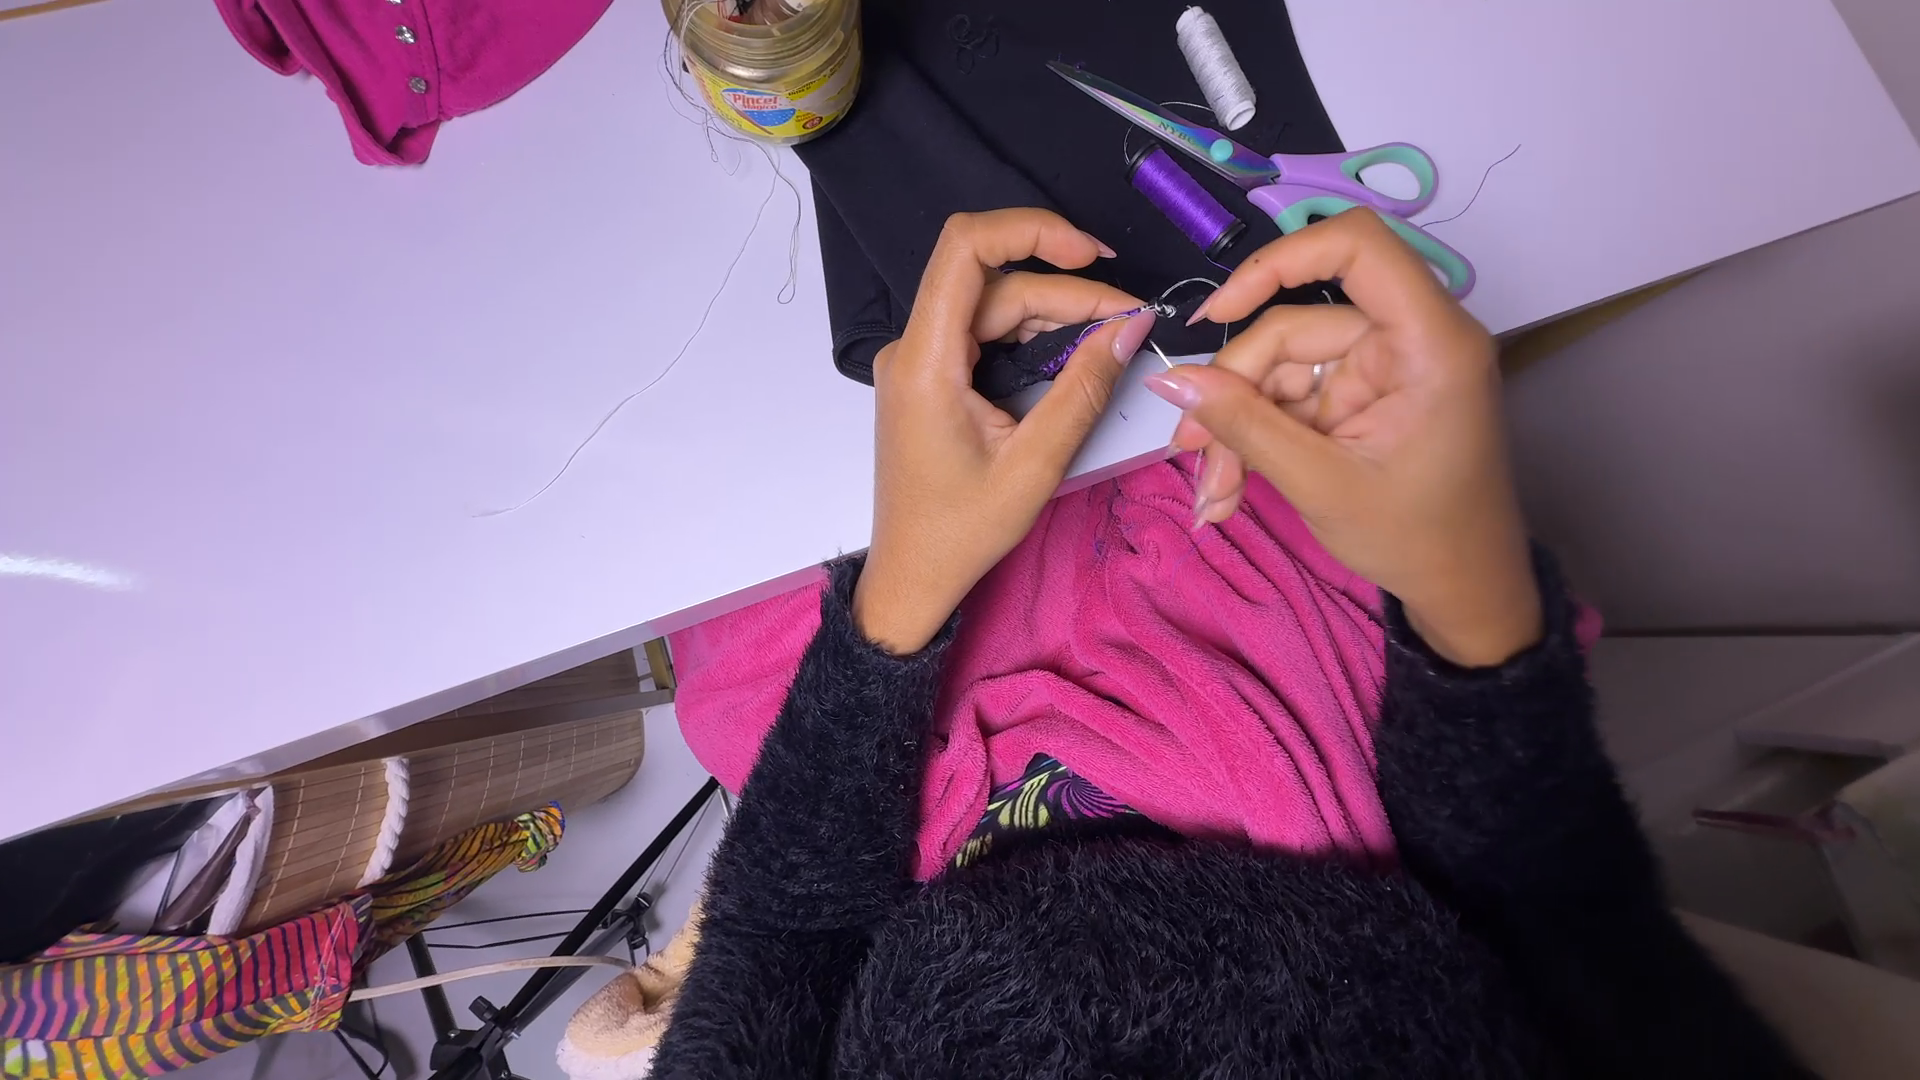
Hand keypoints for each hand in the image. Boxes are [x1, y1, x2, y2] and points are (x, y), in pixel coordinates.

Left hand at [854, 209, 1155, 653]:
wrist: (913, 574)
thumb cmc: (963, 531)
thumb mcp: (1035, 464)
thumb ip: (1084, 389)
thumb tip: (1133, 325)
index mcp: (924, 363)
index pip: (964, 248)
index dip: (1031, 230)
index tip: (1091, 254)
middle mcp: (911, 350)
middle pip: (992, 285)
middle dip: (1064, 293)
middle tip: (1128, 322)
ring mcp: (916, 364)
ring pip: (990, 310)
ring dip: (1051, 317)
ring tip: (1108, 340)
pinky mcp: (928, 380)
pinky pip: (981, 338)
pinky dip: (1028, 340)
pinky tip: (1069, 357)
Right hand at [1149, 209, 1539, 665]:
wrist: (1459, 588)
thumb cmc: (1414, 537)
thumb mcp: (1318, 482)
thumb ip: (1242, 425)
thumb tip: (1169, 381)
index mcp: (1426, 341)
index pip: (1356, 248)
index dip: (1276, 263)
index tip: (1214, 316)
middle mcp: (1402, 340)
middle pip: (1290, 330)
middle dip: (1233, 397)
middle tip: (1191, 454)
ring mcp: (1375, 370)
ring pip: (1277, 373)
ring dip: (1235, 430)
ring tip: (1215, 492)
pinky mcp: (1356, 398)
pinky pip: (1286, 402)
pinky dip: (1254, 442)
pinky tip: (1231, 488)